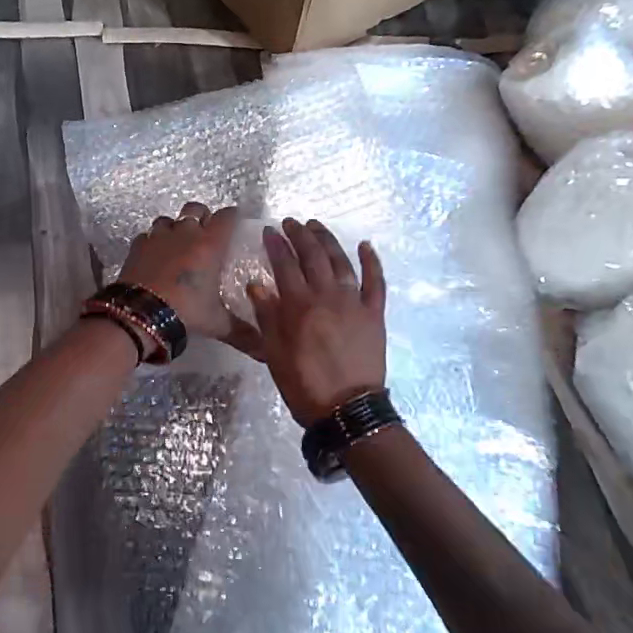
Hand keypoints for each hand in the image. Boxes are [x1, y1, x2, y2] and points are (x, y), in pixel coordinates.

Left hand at [118, 203, 263, 358]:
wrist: (141, 313)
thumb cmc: (185, 311)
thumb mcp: (216, 323)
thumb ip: (241, 332)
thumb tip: (263, 348)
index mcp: (210, 245)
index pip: (227, 216)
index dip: (232, 217)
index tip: (235, 225)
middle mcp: (185, 233)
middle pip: (195, 209)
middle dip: (202, 216)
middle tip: (205, 233)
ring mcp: (159, 237)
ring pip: (168, 219)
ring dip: (175, 227)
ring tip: (177, 244)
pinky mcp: (138, 246)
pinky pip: (147, 235)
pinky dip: (152, 241)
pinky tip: (155, 255)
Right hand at [248, 218, 386, 424]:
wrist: (347, 409)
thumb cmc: (303, 384)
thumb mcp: (274, 352)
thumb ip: (267, 316)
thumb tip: (257, 284)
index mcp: (299, 305)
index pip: (285, 265)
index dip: (276, 245)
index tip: (269, 231)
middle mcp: (327, 296)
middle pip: (313, 256)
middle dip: (300, 235)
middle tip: (291, 223)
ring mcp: (354, 302)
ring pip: (341, 261)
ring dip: (328, 240)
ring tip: (317, 226)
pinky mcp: (374, 313)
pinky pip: (376, 281)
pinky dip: (371, 261)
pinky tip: (365, 245)